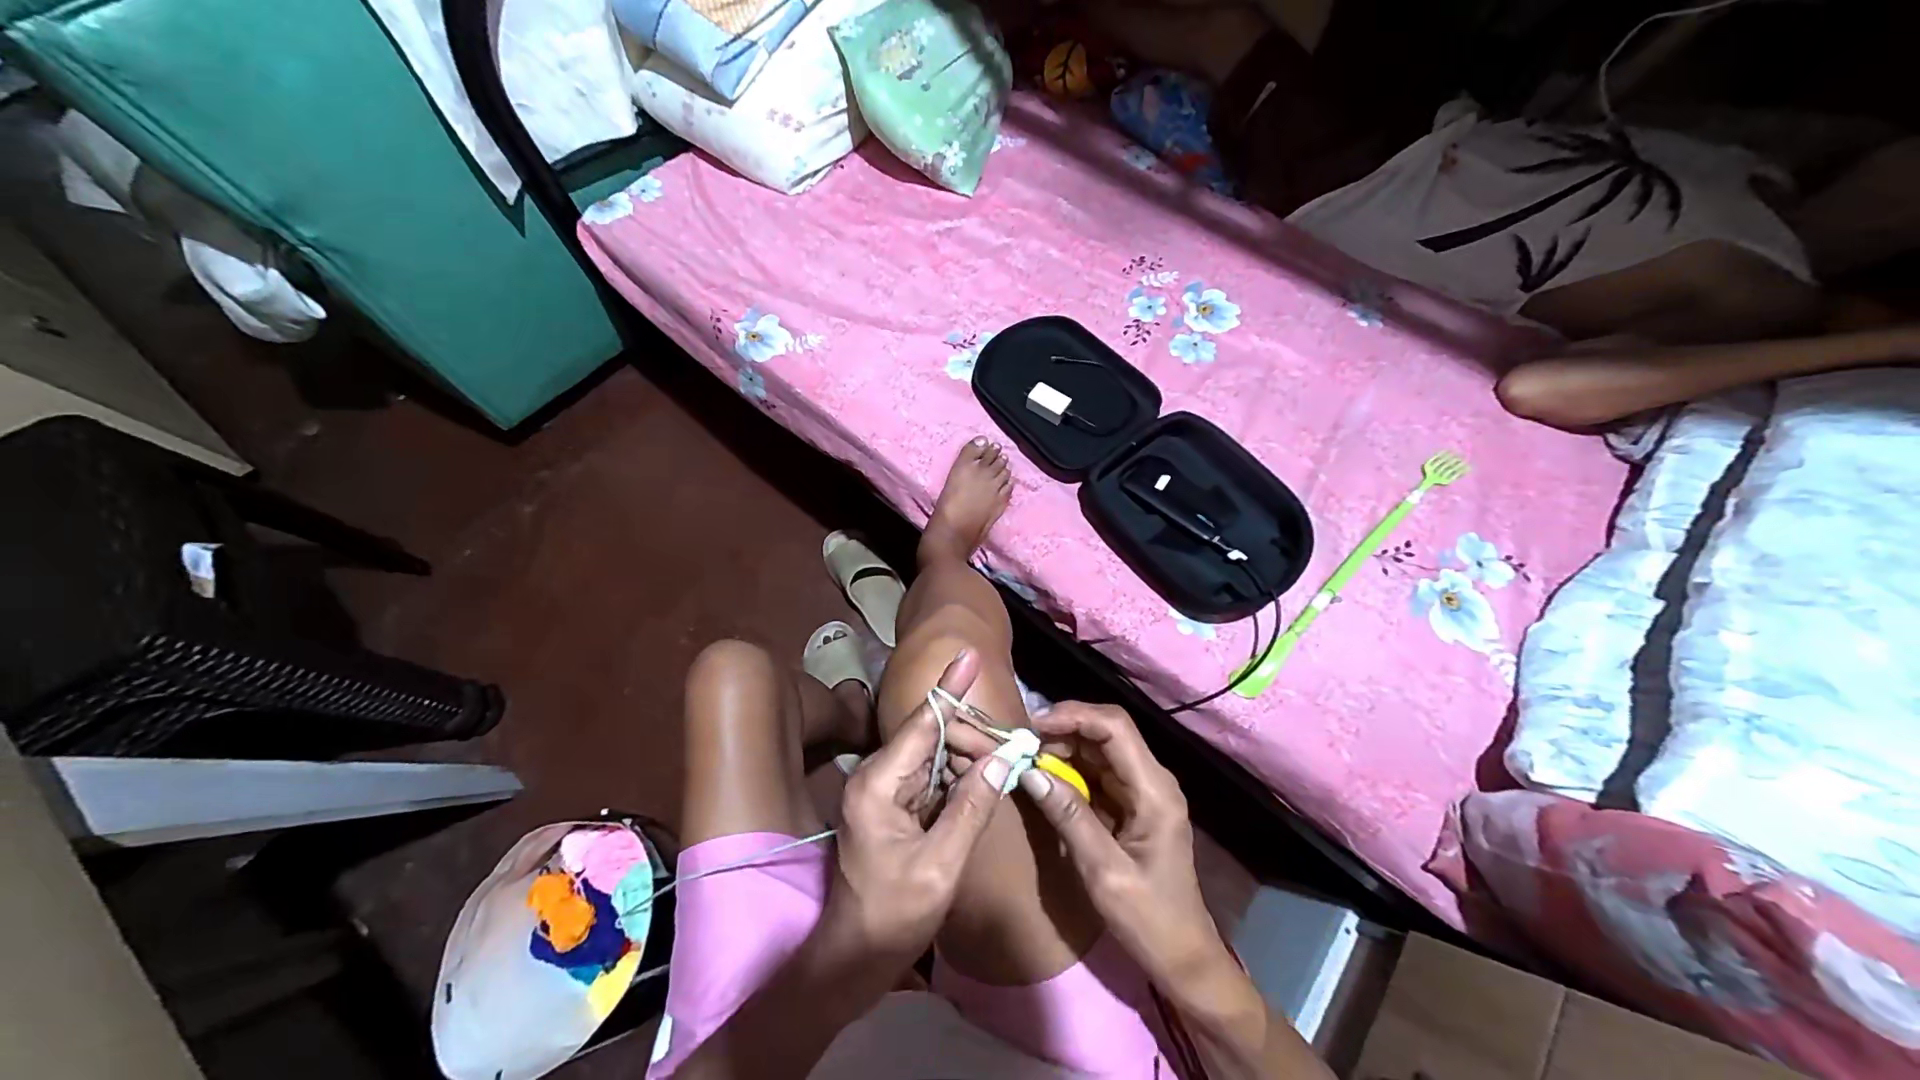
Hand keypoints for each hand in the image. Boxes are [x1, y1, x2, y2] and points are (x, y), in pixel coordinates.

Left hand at [822, 649, 1015, 967]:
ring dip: (970, 756)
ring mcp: (885, 791)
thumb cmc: (892, 915)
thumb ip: (972, 807)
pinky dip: (960, 776)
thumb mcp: (940, 864)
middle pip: (933, 736)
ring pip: (936, 754)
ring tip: (1003, 765)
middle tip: (1012, 753)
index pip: (921, 723)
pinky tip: (983, 781)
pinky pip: (933, 777)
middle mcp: (878, 777)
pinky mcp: (895, 806)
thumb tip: (1005, 760)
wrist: (854, 955)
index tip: (968, 654)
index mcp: (878, 783)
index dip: (948, 688)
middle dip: (973, 737)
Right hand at [1017, 702, 1238, 1001]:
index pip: (1114, 727)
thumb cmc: (1148, 918)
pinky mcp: (1130, 804)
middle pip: (1105, 731)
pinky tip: (1045, 778)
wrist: (1181, 956)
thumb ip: (1068, 816)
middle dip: (1063, 730)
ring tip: (1028, 760)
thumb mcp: (1103, 871)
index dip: (1073, 716)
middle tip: (1023, 746)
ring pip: (1098, 749)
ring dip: (1063, 747)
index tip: (1033, 727)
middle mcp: (1151, 780)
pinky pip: (1097, 772)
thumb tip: (1029, 771)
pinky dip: (1069, 769)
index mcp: (1154, 789)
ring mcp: (1141, 791)